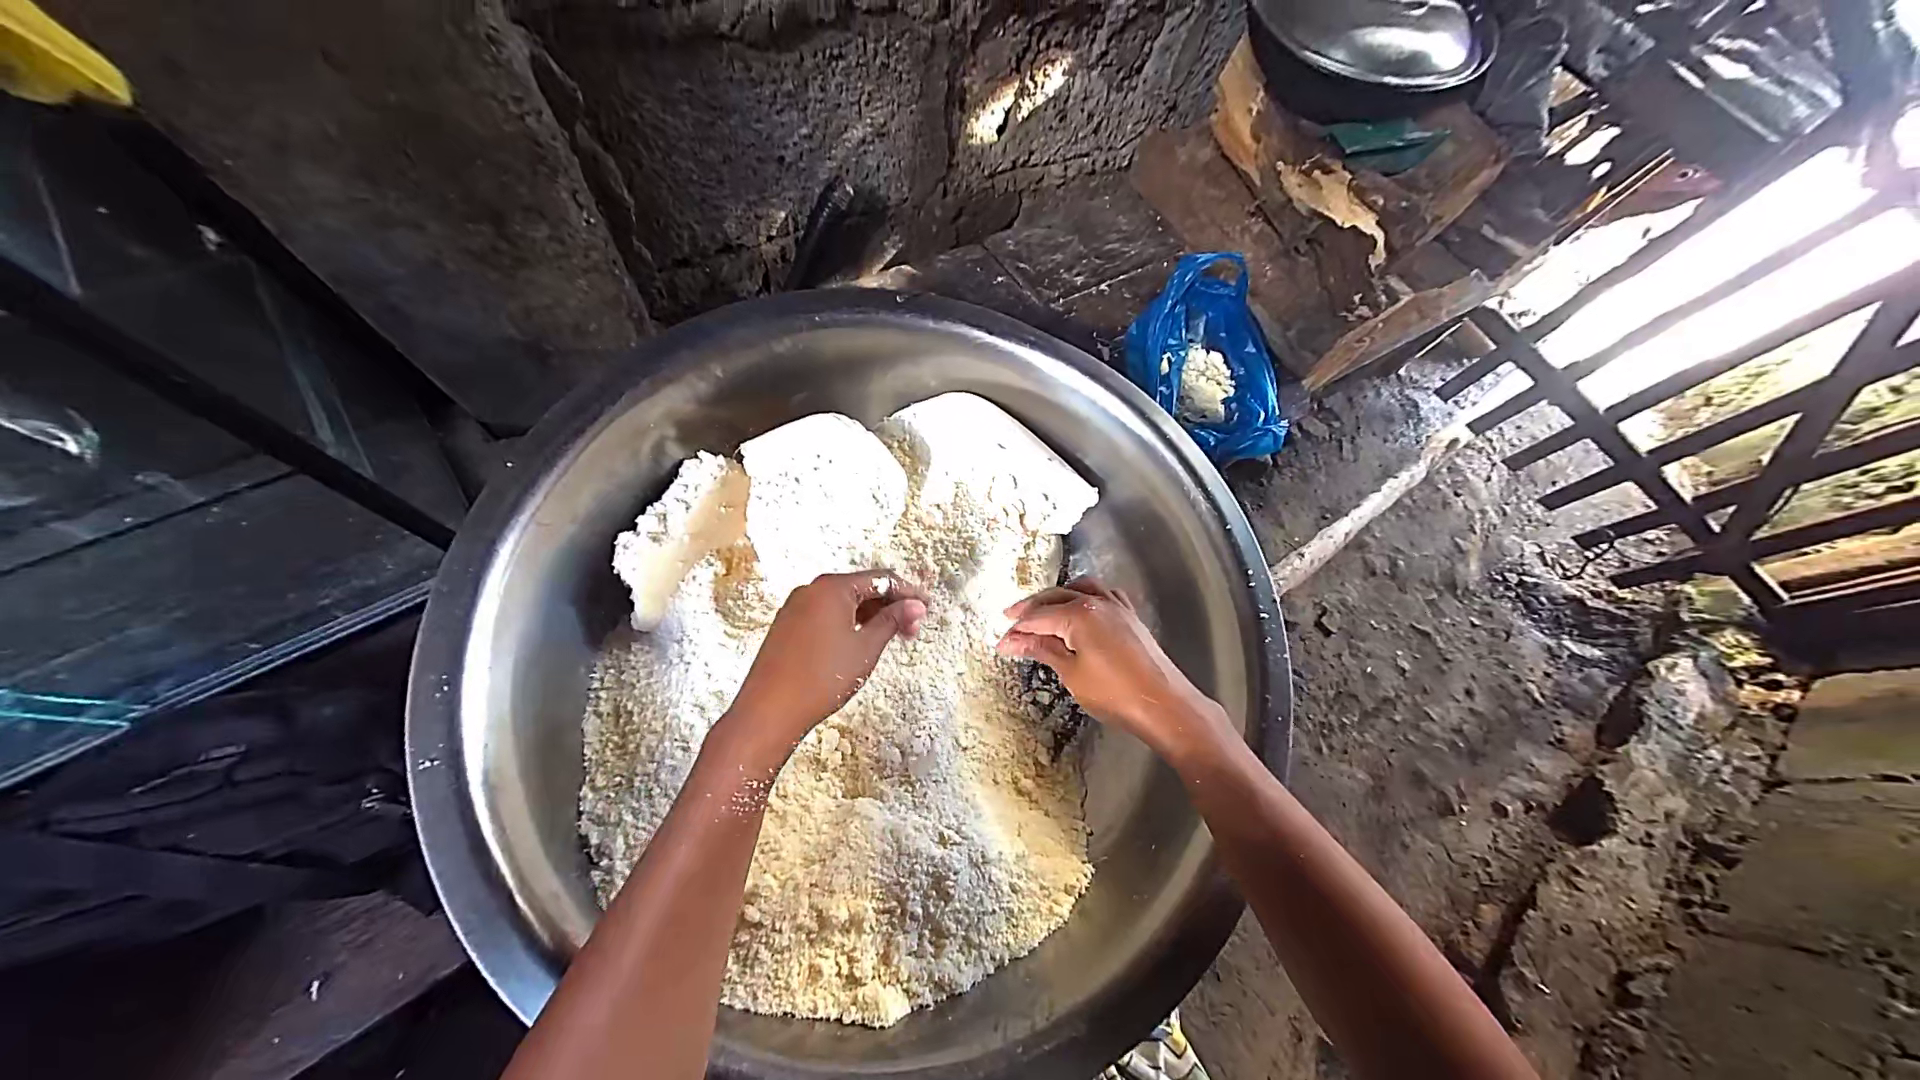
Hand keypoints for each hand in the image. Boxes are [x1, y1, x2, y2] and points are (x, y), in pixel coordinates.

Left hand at [725, 571, 928, 749]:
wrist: (770, 710)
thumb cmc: (820, 678)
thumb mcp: (866, 648)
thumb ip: (892, 621)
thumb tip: (915, 605)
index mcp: (832, 588)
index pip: (880, 579)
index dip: (907, 593)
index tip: (925, 608)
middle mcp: (811, 590)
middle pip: (861, 588)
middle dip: (889, 605)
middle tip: (912, 628)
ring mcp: (796, 607)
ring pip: (843, 602)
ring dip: (869, 616)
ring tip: (890, 638)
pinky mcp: (787, 626)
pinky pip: (826, 614)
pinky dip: (848, 624)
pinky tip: (860, 643)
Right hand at [996, 577, 1231, 761]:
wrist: (1163, 705)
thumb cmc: (1115, 693)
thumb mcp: (1070, 673)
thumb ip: (1042, 649)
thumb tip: (1013, 641)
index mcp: (1078, 614)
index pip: (1037, 617)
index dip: (1016, 630)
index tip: (1001, 643)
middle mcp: (1097, 602)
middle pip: (1055, 597)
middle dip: (1031, 611)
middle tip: (1011, 624)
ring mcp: (1117, 607)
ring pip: (1079, 589)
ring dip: (1057, 597)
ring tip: (1041, 610)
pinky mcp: (1130, 618)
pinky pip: (1103, 595)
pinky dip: (1086, 596)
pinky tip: (1082, 606)